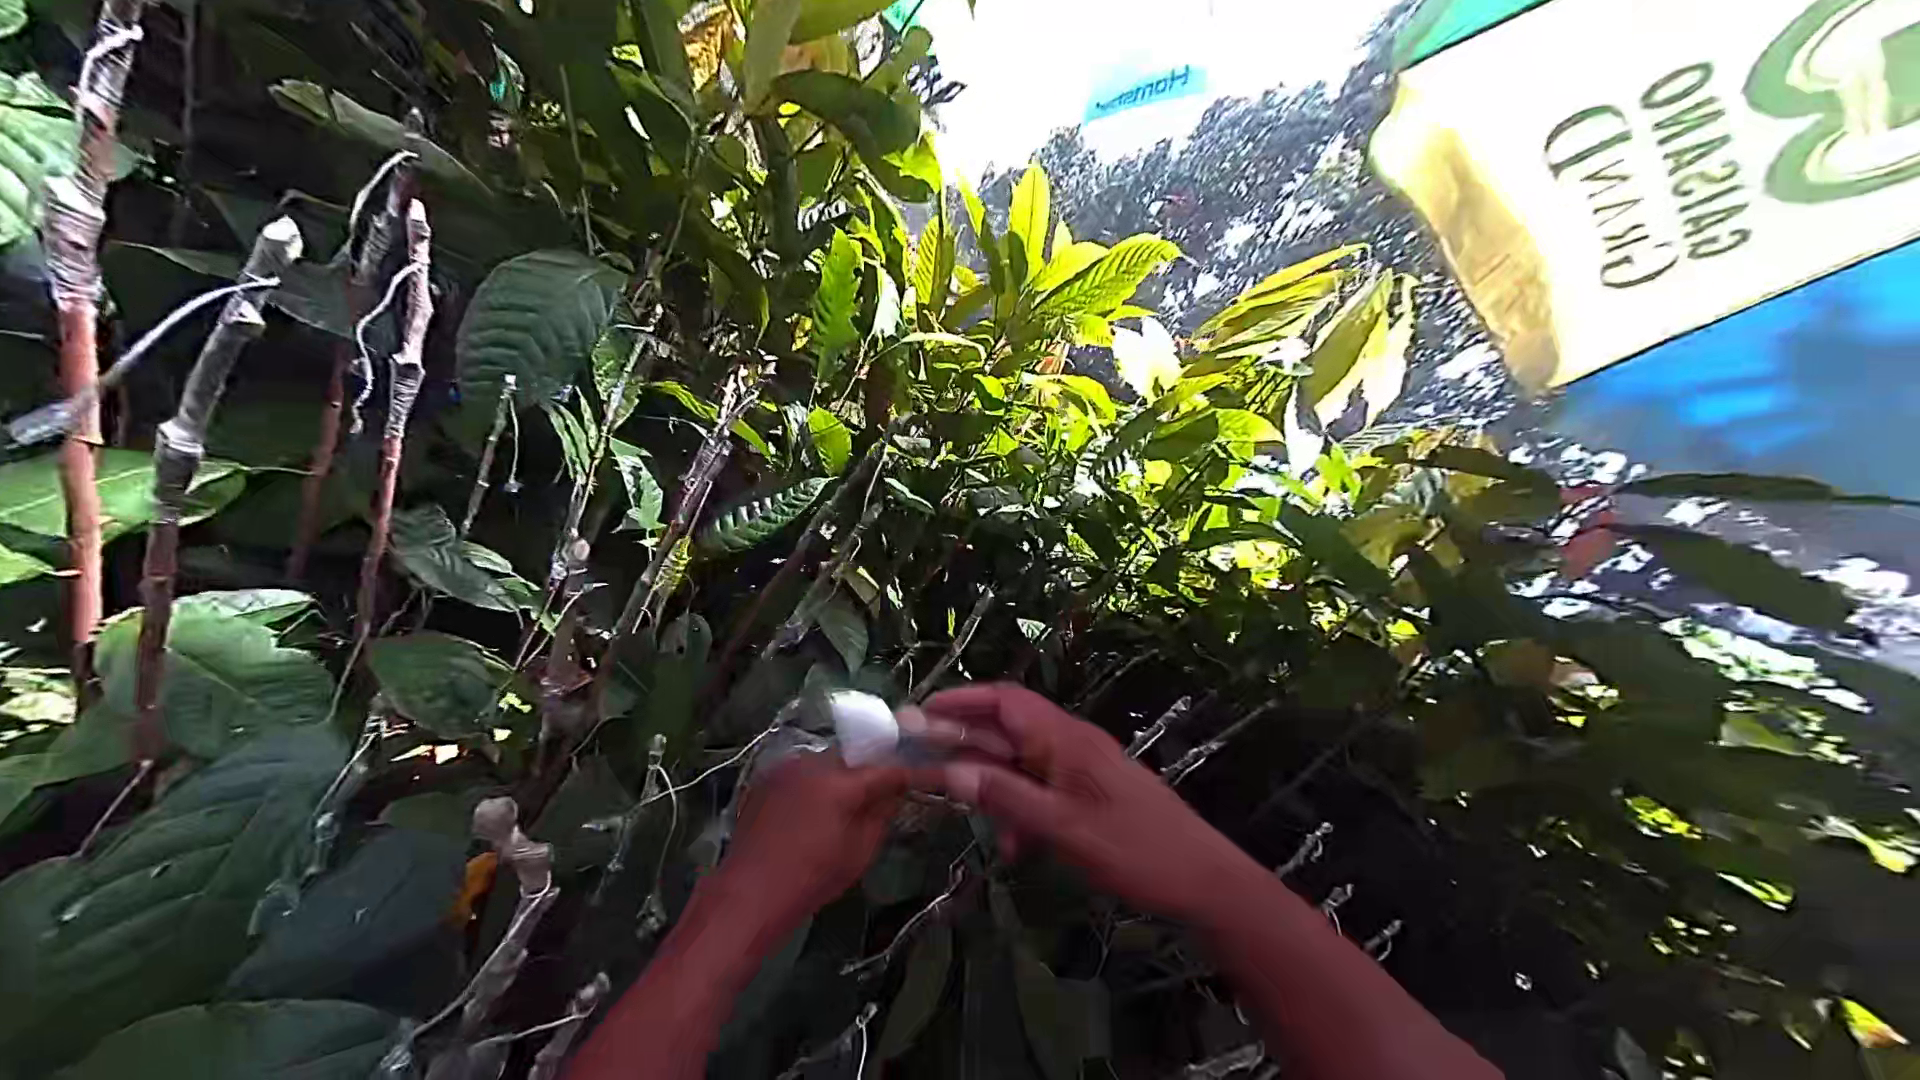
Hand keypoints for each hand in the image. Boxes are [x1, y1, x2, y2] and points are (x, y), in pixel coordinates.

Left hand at [717, 752, 907, 926]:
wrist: (748, 893)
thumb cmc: (811, 878)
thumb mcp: (859, 852)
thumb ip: (882, 814)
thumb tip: (896, 792)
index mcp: (842, 782)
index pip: (887, 768)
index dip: (907, 773)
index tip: (921, 777)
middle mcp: (815, 763)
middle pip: (854, 758)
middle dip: (869, 772)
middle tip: (876, 794)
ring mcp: (787, 767)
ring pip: (826, 762)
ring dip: (838, 776)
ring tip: (839, 804)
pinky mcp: (767, 777)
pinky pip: (801, 771)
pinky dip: (812, 783)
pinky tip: (809, 809)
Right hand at [922, 683, 1259, 921]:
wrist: (1203, 880)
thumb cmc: (1134, 848)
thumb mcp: (1063, 827)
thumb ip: (1005, 798)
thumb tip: (951, 772)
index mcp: (1063, 738)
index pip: (1004, 700)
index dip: (961, 700)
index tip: (922, 713)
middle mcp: (1068, 743)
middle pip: (1006, 731)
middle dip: (966, 745)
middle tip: (923, 762)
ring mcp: (1079, 768)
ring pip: (1020, 765)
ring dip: (994, 788)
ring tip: (972, 818)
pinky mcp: (1087, 793)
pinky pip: (1040, 791)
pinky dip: (1021, 811)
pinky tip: (1016, 847)